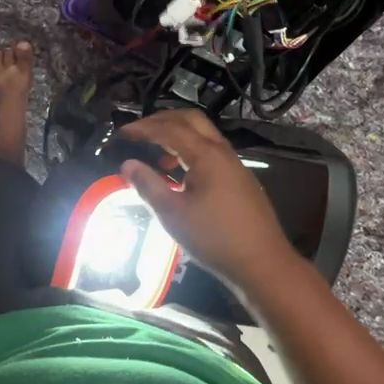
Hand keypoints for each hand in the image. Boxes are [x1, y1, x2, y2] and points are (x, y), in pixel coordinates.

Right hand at [117, 109, 295, 288]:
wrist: (263, 264)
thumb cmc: (214, 238)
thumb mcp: (173, 214)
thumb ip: (148, 186)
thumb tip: (127, 164)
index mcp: (206, 154)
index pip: (170, 129)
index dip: (143, 128)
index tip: (120, 133)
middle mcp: (222, 151)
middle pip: (191, 120)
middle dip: (162, 120)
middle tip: (139, 132)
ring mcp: (234, 164)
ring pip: (203, 135)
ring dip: (177, 135)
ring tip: (156, 155)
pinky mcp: (239, 179)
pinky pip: (211, 151)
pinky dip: (190, 151)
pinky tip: (179, 175)